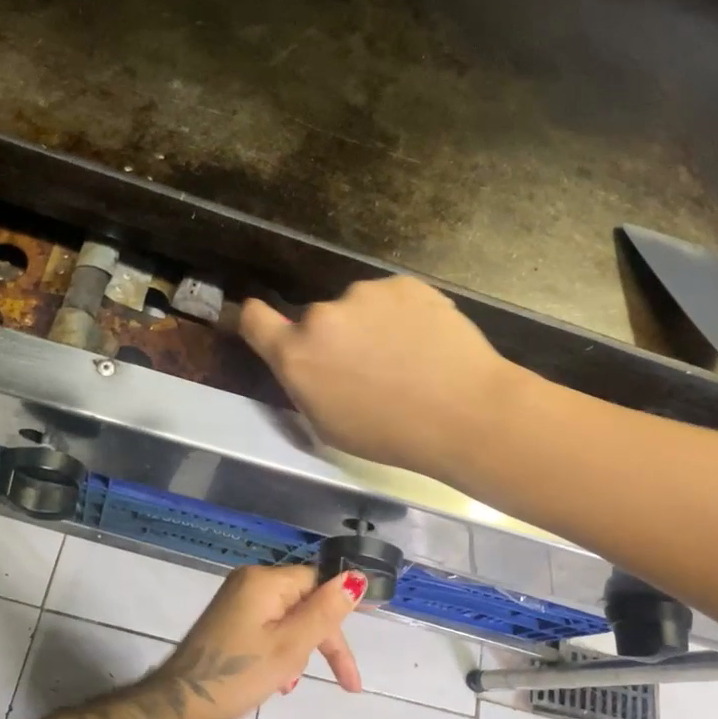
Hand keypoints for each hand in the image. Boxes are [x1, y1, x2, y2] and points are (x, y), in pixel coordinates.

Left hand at [140, 565, 367, 718]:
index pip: (319, 583)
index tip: (358, 644)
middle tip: (345, 683)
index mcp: (265, 580)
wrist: (178, 704)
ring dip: (299, 651)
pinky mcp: (229, 619)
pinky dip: (280, 652)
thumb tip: (356, 577)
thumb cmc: (237, 675)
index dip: (341, 615)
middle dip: (323, 642)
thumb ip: (325, 612)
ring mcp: (237, 599)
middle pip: (305, 602)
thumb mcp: (290, 647)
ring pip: (289, 619)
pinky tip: (277, 681)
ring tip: (290, 684)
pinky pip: (269, 628)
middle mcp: (250, 581)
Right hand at [239, 276, 515, 481]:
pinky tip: (427, 342)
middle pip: (316, 320)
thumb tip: (305, 364)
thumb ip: (304, 385)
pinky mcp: (404, 284)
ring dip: (370, 324)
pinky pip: (392, 299)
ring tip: (407, 357)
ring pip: (358, 308)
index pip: (253, 318)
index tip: (267, 324)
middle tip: (369, 367)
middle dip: (334, 338)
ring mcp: (365, 295)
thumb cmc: (390, 434)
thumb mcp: (327, 424)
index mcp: (296, 355)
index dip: (256, 319)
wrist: (464, 412)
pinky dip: (403, 315)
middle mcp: (322, 316)